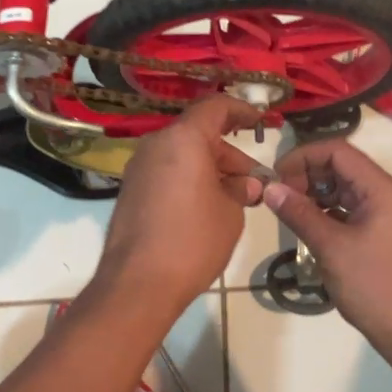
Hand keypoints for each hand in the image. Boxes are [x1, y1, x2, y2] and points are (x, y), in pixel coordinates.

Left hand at [96, 96, 265, 311]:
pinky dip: (189, 179)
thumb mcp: (230, 213)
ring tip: (235, 197)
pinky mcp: (131, 190)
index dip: (241, 110)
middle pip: (198, 133)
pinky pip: (167, 171)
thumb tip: (245, 183)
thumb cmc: (193, 241)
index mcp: (184, 139)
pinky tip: (207, 206)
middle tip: (253, 181)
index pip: (215, 107)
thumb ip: (240, 189)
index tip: (260, 120)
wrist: (137, 284)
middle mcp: (157, 144)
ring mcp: (139, 167)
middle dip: (229, 153)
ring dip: (210, 168)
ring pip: (182, 154)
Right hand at [264, 140, 391, 351]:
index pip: (337, 151)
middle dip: (306, 175)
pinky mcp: (377, 232)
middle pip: (339, 166)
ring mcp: (381, 213)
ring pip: (341, 188)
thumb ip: (300, 214)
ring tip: (286, 211)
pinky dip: (324, 211)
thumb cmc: (374, 286)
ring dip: (313, 193)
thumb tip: (270, 188)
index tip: (275, 176)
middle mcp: (383, 193)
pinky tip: (304, 226)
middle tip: (278, 197)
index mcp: (380, 188)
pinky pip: (346, 209)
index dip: (303, 157)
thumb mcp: (331, 248)